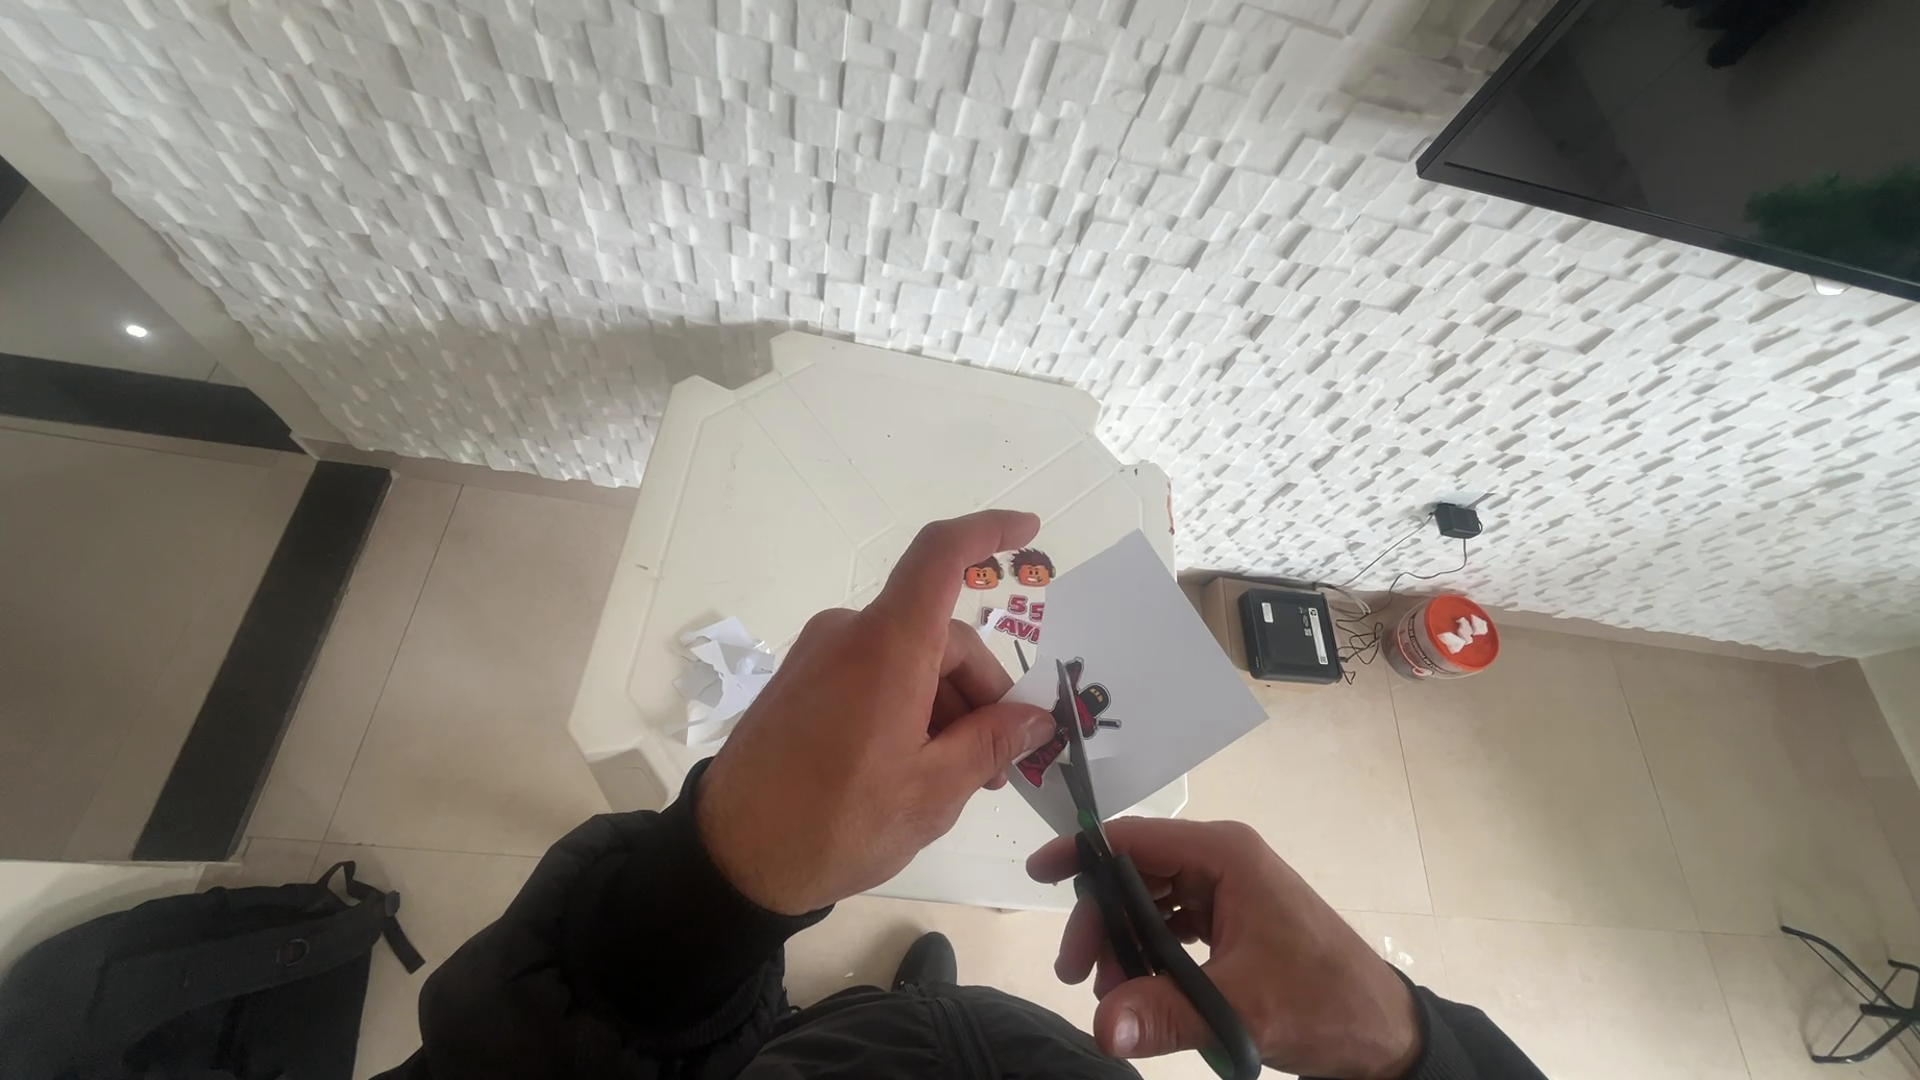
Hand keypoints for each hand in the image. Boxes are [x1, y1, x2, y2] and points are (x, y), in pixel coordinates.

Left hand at [697, 511, 1059, 914]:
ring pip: (911, 659)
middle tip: (998, 762)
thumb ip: (990, 743)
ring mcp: (822, 654)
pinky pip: (876, 673)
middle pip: (940, 637)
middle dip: (981, 692)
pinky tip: (913, 764)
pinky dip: (908, 705)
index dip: (989, 531)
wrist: (727, 859)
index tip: (1030, 530)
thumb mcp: (931, 791)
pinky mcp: (804, 678)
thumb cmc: (835, 821)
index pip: (941, 556)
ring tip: (955, 778)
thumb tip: (1034, 717)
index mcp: (887, 646)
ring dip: (945, 707)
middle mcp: (852, 633)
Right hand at [1027, 818, 1421, 1079]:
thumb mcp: (1243, 1008)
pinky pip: (1171, 922)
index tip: (1038, 874)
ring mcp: (1224, 887)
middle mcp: (1218, 859)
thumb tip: (1100, 1028)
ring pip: (1149, 899)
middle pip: (1135, 873)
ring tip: (1110, 993)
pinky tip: (1139, 988)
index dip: (1082, 853)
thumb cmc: (1323, 1003)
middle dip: (1101, 920)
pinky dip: (1149, 951)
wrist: (1389, 1038)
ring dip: (1123, 941)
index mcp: (1222, 854)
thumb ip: (1167, 1013)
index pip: (1134, 839)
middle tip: (1076, 973)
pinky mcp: (1229, 916)